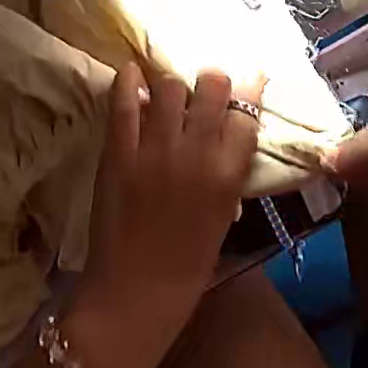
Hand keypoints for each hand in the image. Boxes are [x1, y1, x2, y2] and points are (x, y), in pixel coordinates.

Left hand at [67, 64, 259, 367]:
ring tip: (168, 94)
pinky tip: (132, 72)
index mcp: (228, 172)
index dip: (249, 92)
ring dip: (172, 85)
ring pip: (169, 86)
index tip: (248, 81)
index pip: (246, 113)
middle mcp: (196, 151)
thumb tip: (228, 130)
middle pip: (212, 86)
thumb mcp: (224, 212)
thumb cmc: (189, 262)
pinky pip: (123, 101)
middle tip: (206, 87)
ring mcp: (155, 148)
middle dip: (213, 80)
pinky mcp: (118, 151)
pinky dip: (128, 81)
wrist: (134, 295)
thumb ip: (228, 167)